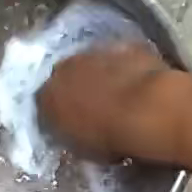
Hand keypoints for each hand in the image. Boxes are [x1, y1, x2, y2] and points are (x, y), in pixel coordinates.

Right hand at [38, 43, 180, 161]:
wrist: (145, 109)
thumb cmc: (108, 137)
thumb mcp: (81, 147)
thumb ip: (72, 134)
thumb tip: (76, 130)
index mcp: (47, 96)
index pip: (46, 105)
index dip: (59, 115)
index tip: (72, 125)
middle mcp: (64, 68)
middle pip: (66, 78)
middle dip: (77, 89)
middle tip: (94, 107)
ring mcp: (94, 52)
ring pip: (93, 64)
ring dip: (101, 76)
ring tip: (119, 95)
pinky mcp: (124, 44)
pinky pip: (120, 58)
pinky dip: (125, 68)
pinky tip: (138, 84)